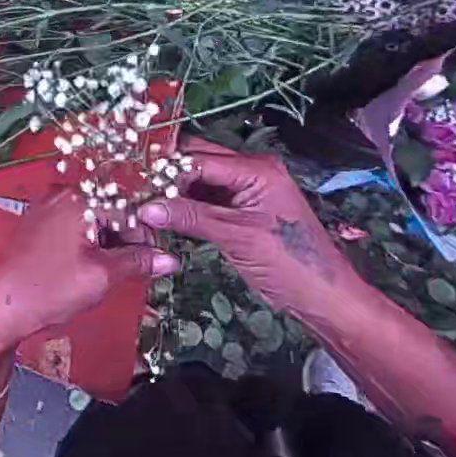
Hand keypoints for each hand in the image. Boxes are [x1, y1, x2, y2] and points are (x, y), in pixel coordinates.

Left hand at [0, 189, 177, 352]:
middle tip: (134, 269)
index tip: (154, 258)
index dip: (146, 234)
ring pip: (93, 217)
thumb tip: (170, 260)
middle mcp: (61, 193)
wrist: (1, 306)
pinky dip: (88, 241)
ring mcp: (46, 205)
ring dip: (107, 241)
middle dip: (126, 238)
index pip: (128, 206)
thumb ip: (139, 262)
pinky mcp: (38, 221)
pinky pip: (74, 223)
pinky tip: (87, 266)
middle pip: (110, 208)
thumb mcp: (102, 276)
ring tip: (106, 272)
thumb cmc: (48, 289)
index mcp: (78, 198)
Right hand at [138, 136, 352, 313]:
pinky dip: (185, 204)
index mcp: (255, 168)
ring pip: (199, 180)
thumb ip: (189, 217)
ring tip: (140, 198)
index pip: (199, 159)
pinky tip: (161, 212)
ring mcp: (246, 189)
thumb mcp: (235, 237)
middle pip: (198, 162)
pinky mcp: (241, 208)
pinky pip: (206, 197)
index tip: (131, 179)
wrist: (324, 297)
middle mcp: (250, 170)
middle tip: (131, 186)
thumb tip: (144, 208)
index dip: (165, 169)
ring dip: (173, 189)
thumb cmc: (287, 263)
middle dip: (166, 174)